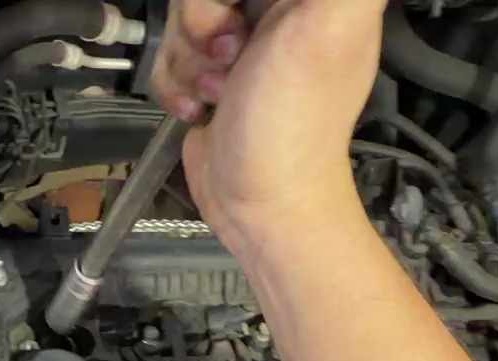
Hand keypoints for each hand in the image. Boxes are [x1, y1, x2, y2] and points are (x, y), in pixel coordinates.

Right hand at [151, 0, 388, 254]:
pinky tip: (197, 109)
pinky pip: (169, 54)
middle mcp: (276, 9)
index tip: (238, 23)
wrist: (258, 203)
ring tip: (218, 91)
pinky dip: (174, 84)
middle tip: (230, 52)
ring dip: (187, 56)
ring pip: (183, 14)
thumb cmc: (293, 123)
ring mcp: (238, 43)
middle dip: (204, 18)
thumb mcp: (329, 26)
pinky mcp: (206, 78)